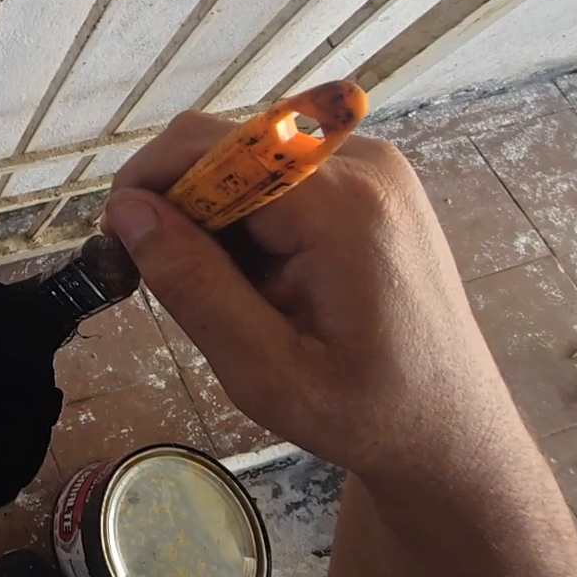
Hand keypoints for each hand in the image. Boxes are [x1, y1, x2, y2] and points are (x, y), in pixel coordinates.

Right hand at [99, 111, 530, 483]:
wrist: (456, 433)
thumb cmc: (366, 415)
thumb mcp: (263, 370)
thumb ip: (191, 283)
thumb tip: (124, 209)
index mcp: (343, 203)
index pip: (207, 147)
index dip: (147, 183)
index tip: (120, 243)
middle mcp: (360, 160)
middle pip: (221, 144)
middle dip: (176, 202)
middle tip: (170, 276)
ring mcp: (368, 165)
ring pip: (238, 156)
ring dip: (207, 212)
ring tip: (226, 285)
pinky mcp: (364, 179)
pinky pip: (267, 170)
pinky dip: (238, 213)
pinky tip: (256, 271)